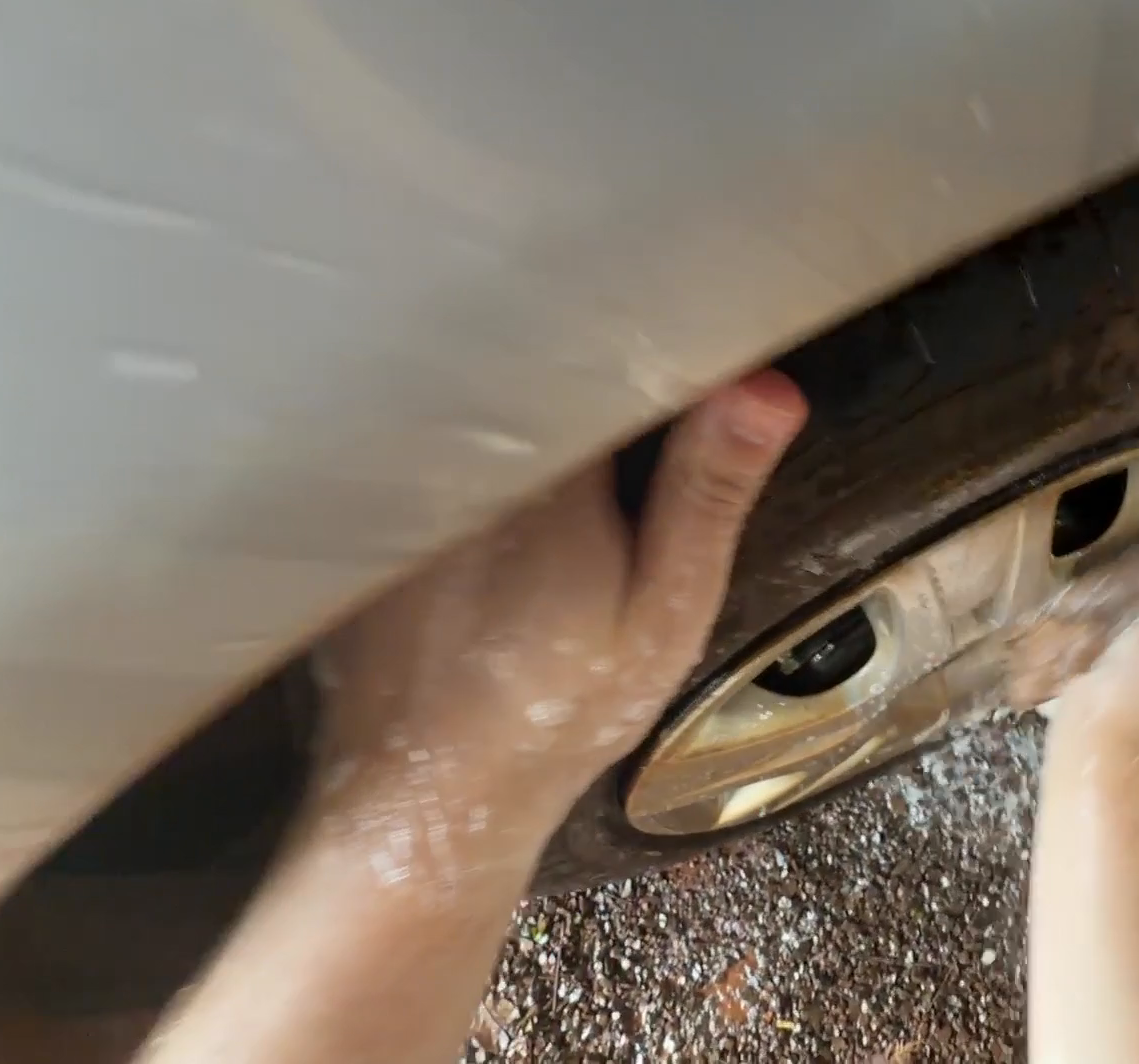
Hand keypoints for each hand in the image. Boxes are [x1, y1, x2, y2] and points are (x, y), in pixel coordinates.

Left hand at [311, 370, 807, 817]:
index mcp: (547, 474)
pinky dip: (485, 448)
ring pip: (486, 404)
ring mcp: (404, 488)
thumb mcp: (668, 608)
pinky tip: (511, 498)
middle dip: (595, 372)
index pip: (596, 355)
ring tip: (588, 438)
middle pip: (535, 370)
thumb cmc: (572, 706)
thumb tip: (766, 392)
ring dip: (540, 405)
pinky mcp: (372, 518)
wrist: (441, 796)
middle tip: (643, 390)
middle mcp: (460, 461)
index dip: (644, 341)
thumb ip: (709, 494)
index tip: (685, 343)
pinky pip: (438, 447)